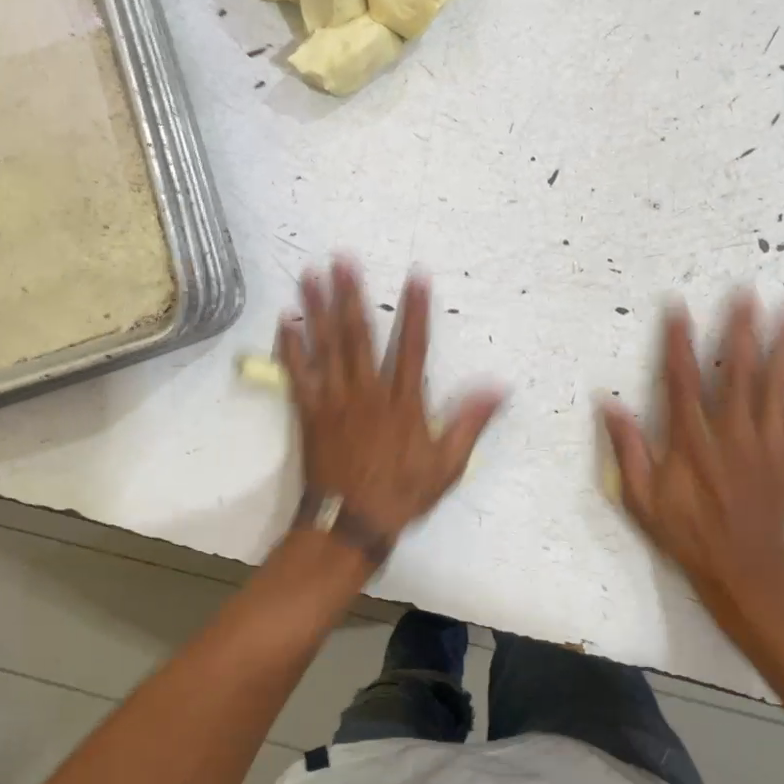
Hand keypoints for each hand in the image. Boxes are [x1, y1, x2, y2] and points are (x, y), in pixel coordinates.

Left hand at [278, 259, 505, 545]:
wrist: (350, 523)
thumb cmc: (402, 494)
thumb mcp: (447, 465)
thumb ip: (469, 423)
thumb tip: (497, 388)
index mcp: (402, 402)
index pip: (412, 346)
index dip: (415, 310)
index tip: (415, 276)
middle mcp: (367, 392)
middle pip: (358, 335)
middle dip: (351, 294)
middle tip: (342, 259)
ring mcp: (334, 400)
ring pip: (326, 346)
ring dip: (318, 308)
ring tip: (310, 274)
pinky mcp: (309, 412)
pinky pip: (298, 374)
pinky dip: (291, 347)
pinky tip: (285, 320)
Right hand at [602, 291, 783, 627]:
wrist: (744, 570)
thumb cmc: (687, 533)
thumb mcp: (641, 499)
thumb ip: (628, 450)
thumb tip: (610, 405)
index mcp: (693, 441)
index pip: (683, 380)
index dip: (679, 342)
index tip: (678, 308)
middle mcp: (733, 434)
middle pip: (739, 372)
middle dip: (741, 329)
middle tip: (747, 293)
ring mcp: (768, 444)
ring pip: (777, 386)